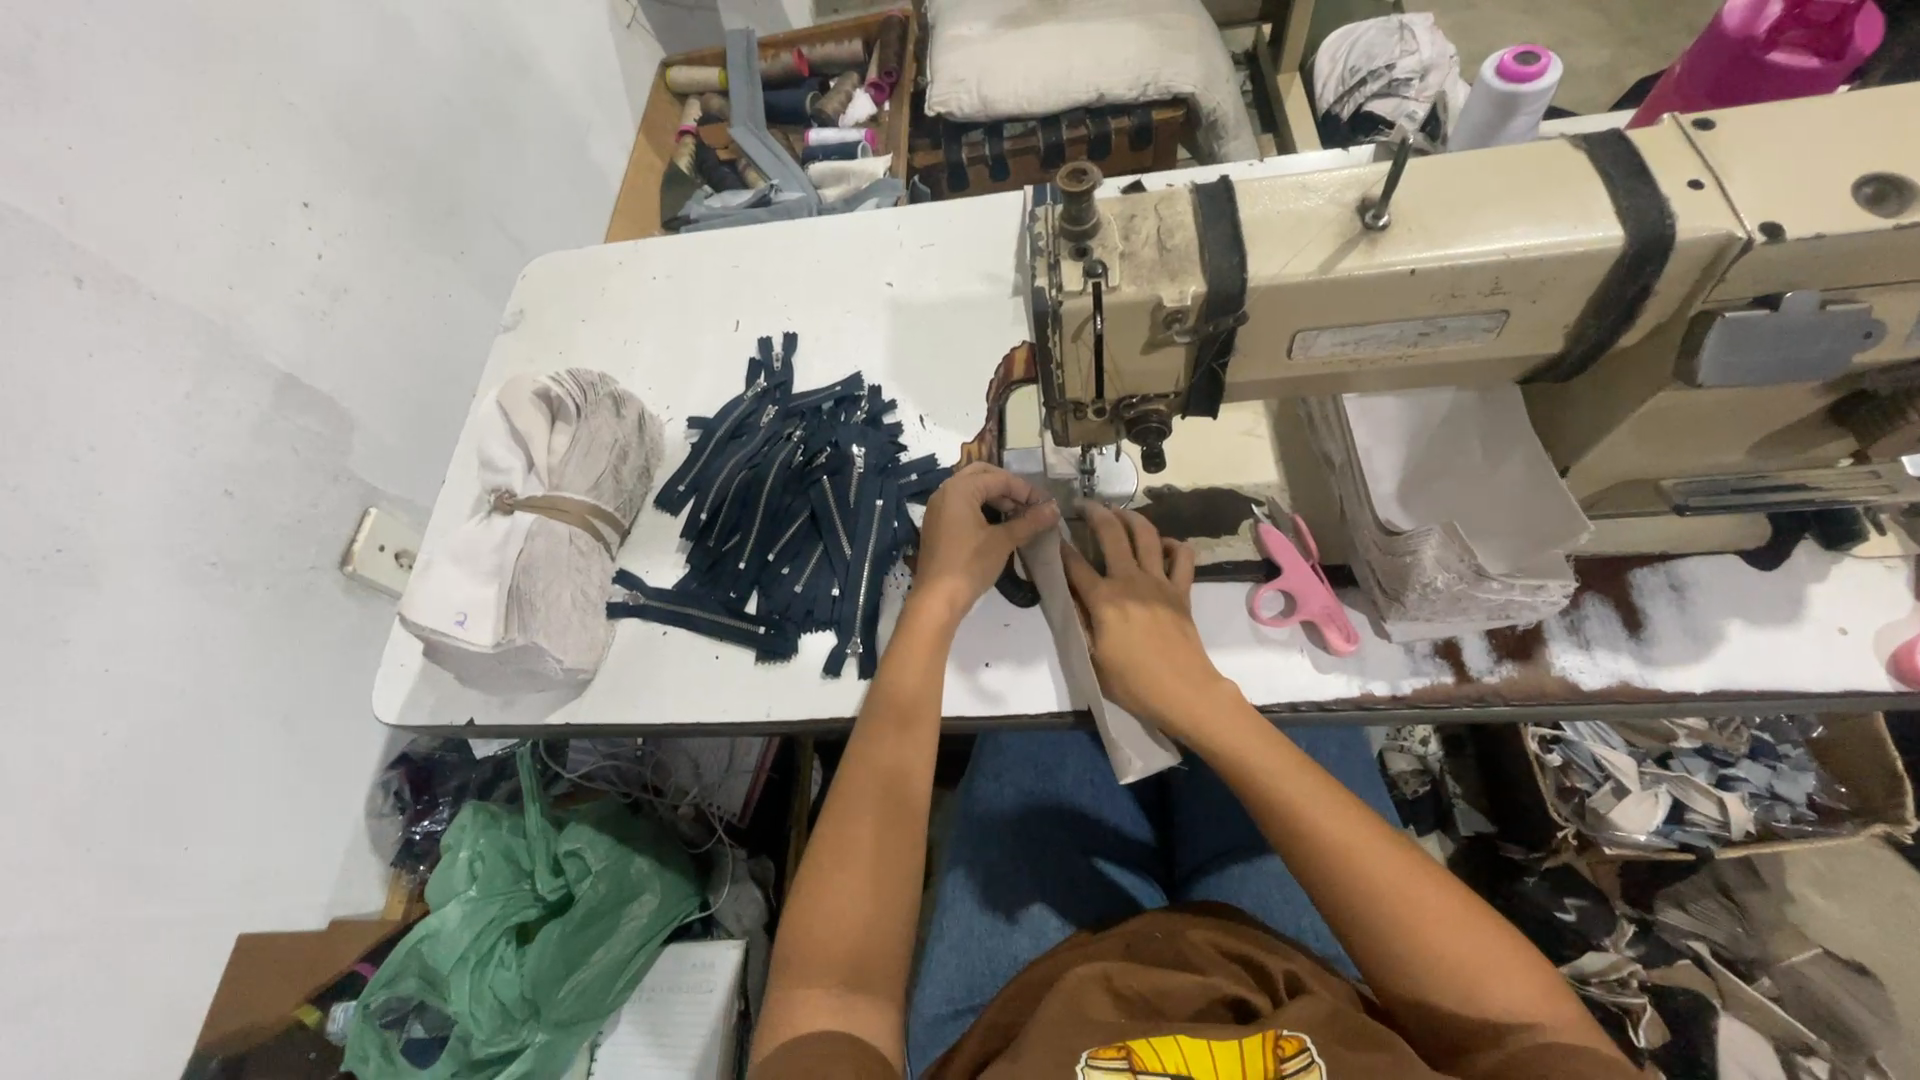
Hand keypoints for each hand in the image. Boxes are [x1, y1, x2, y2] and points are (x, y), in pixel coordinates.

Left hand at [911, 463, 1060, 625]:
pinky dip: (981, 508)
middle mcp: (945, 492)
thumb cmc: (970, 565)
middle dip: (1007, 487)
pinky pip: (961, 505)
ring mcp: (937, 508)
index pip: (999, 479)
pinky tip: (997, 525)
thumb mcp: (1003, 541)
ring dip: (995, 497)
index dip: (1025, 490)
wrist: (937, 598)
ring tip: (1017, 515)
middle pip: (982, 476)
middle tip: (1027, 504)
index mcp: (959, 489)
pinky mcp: (937, 524)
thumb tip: (1054, 509)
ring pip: (970, 490)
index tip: (1044, 505)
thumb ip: (1029, 522)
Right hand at [1060, 503, 1238, 737]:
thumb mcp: (1093, 658)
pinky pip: (1182, 557)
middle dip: (1095, 513)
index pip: (1074, 564)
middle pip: (1111, 533)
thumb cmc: (1133, 683)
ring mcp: (1160, 583)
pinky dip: (1173, 545)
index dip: (1059, 546)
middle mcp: (1130, 581)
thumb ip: (1080, 623)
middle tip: (1083, 505)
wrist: (1184, 692)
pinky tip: (1163, 546)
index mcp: (1103, 600)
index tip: (1051, 533)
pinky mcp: (1181, 590)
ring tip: (1119, 512)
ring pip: (1147, 534)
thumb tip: (1070, 597)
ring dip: (1131, 517)